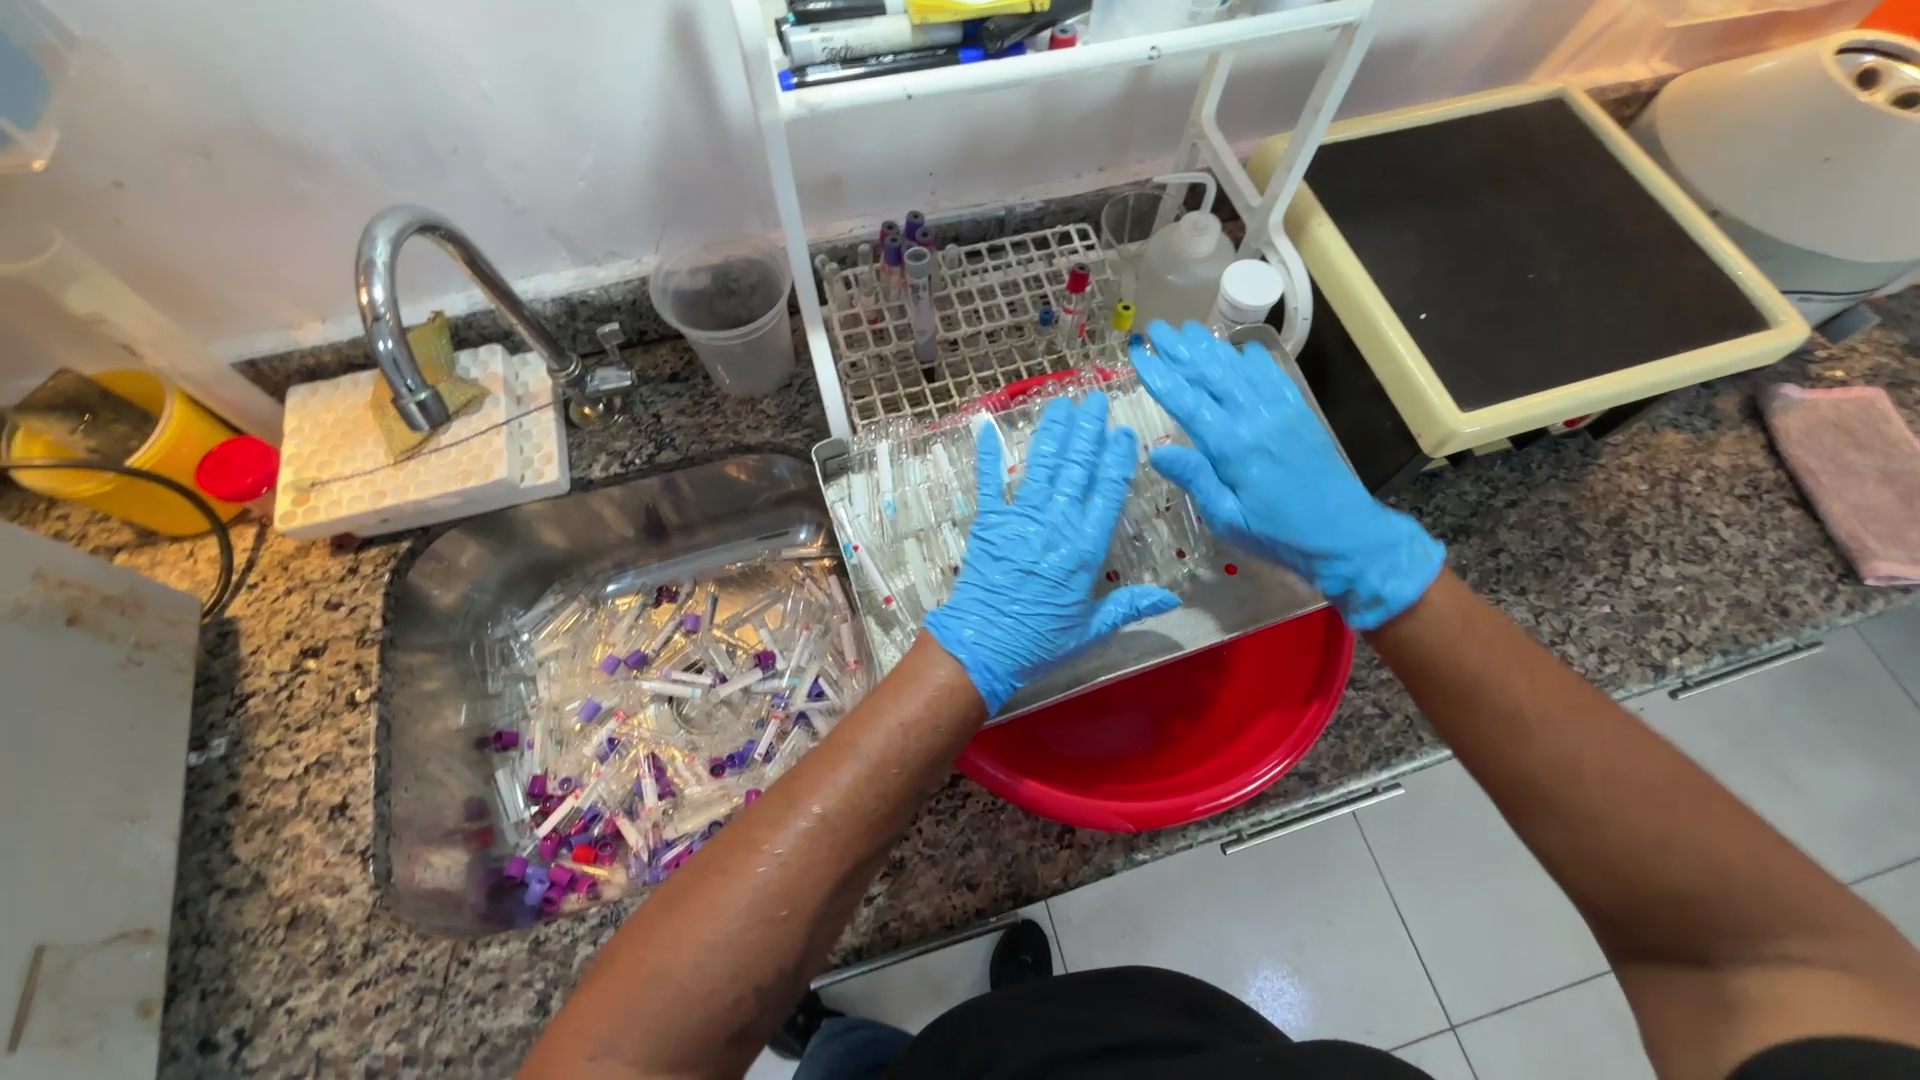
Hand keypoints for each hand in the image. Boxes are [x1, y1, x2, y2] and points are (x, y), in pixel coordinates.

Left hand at [924, 393, 1181, 712]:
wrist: (983, 646)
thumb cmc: (1040, 641)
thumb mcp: (1091, 628)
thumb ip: (1130, 605)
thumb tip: (1174, 600)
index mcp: (1085, 549)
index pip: (1108, 492)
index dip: (1117, 459)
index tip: (1124, 432)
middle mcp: (1056, 525)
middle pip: (1077, 468)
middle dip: (1088, 431)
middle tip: (1095, 400)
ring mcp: (1019, 520)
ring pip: (1042, 466)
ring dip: (1053, 433)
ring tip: (1063, 404)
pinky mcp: (988, 523)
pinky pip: (988, 483)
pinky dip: (987, 456)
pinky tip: (987, 428)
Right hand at [1132, 320, 1444, 630]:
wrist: (1345, 534)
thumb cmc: (1278, 534)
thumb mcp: (1226, 517)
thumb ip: (1195, 478)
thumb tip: (1156, 451)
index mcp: (1232, 446)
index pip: (1186, 401)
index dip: (1160, 376)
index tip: (1138, 355)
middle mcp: (1255, 417)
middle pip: (1211, 373)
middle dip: (1181, 350)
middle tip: (1156, 329)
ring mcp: (1281, 410)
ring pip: (1239, 368)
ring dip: (1211, 347)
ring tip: (1187, 329)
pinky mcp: (1299, 412)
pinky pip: (1272, 375)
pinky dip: (1251, 358)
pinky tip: (1238, 349)